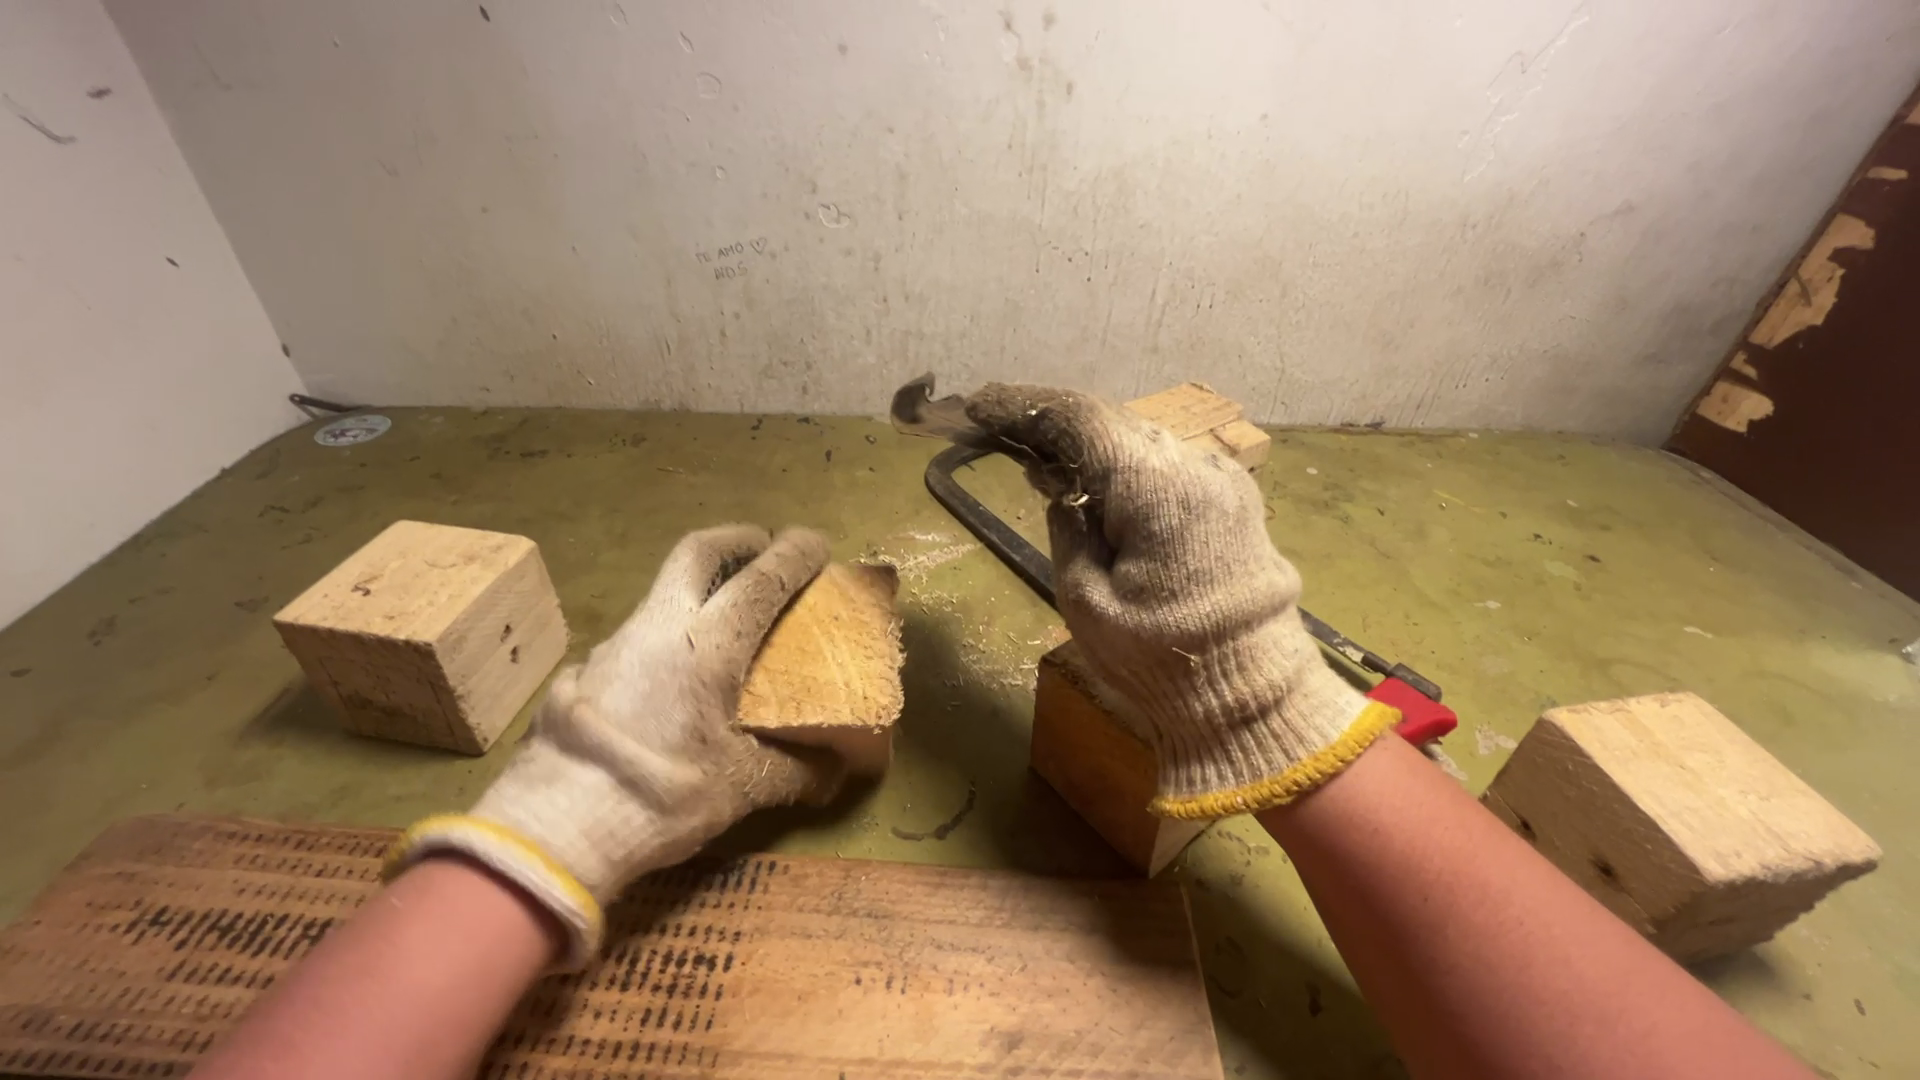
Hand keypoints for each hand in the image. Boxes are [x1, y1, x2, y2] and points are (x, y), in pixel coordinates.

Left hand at [387, 525, 845, 968]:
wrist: (553, 830)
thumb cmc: (662, 796)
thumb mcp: (742, 787)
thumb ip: (796, 770)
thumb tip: (836, 772)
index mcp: (708, 646)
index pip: (761, 579)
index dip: (794, 553)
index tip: (817, 543)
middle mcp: (659, 628)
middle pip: (696, 552)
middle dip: (736, 539)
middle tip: (763, 547)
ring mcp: (614, 645)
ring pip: (663, 593)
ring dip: (699, 591)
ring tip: (725, 627)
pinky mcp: (585, 671)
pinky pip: (638, 635)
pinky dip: (668, 636)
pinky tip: (673, 681)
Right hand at [964, 385, 1394, 818]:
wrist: (1251, 695)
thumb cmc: (1158, 658)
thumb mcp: (1085, 599)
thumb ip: (1067, 526)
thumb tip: (1059, 482)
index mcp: (1158, 486)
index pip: (1081, 419)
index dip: (1025, 406)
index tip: (979, 406)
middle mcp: (1196, 467)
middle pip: (1111, 423)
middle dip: (1052, 424)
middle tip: (999, 430)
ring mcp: (1221, 480)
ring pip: (1138, 441)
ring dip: (1087, 446)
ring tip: (1040, 460)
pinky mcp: (1230, 499)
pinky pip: (1164, 465)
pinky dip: (1122, 466)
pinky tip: (1094, 484)